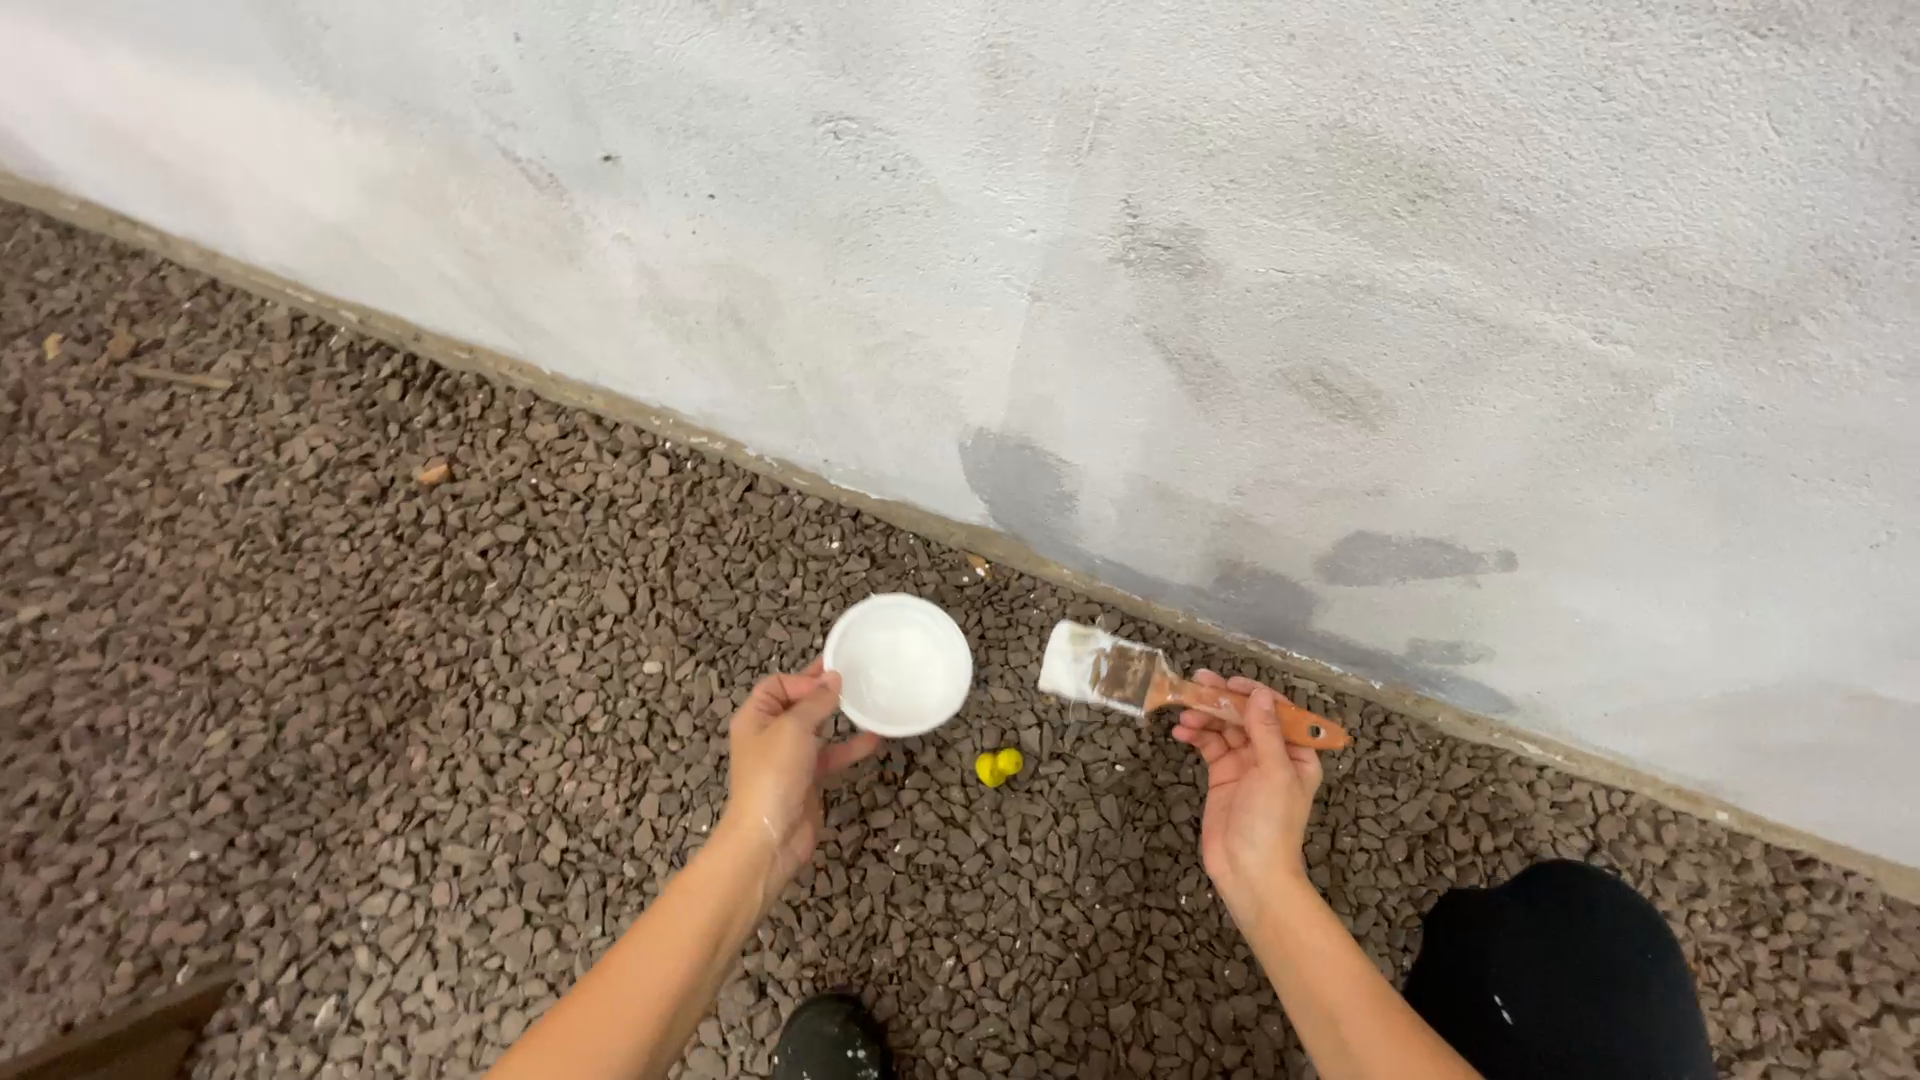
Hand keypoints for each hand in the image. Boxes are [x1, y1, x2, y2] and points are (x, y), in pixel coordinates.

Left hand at [719, 659, 883, 889]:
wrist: (770, 836)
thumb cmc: (774, 774)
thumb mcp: (793, 728)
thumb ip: (815, 701)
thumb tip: (834, 678)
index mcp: (755, 716)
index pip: (778, 683)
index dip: (803, 678)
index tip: (832, 680)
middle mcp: (769, 733)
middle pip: (797, 703)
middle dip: (823, 692)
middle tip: (855, 678)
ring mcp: (788, 757)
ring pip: (816, 728)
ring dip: (839, 717)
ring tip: (866, 703)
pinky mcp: (806, 777)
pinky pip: (829, 754)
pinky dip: (848, 747)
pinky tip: (873, 739)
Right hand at [1171, 672, 1324, 916]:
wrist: (1250, 872)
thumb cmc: (1272, 822)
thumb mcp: (1274, 772)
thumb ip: (1265, 731)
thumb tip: (1260, 693)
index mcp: (1295, 753)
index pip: (1276, 712)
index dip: (1254, 693)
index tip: (1229, 682)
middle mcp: (1271, 755)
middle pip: (1245, 716)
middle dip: (1223, 700)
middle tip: (1197, 682)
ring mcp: (1244, 766)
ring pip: (1224, 729)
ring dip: (1205, 717)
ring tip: (1184, 713)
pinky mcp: (1221, 777)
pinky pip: (1208, 747)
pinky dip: (1195, 737)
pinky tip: (1180, 732)